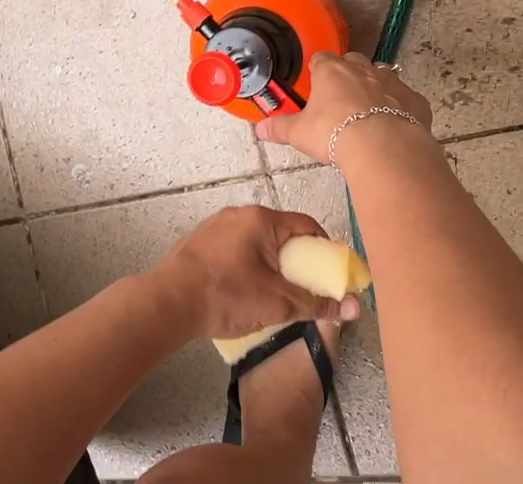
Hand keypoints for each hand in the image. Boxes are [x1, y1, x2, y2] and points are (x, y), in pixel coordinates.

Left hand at [146, 205, 359, 340]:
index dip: (325, 249)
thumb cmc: (226, 295)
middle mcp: (238, 214)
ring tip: (280, 297)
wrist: (168, 302)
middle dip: (299, 262)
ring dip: (273, 267)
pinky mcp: (201, 243)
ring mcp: (216, 227)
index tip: (333, 275)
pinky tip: (248, 293)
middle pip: (282, 234)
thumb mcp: (278, 303)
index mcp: (260, 219)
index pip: (306, 225)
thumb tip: (354, 307)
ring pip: (258, 244)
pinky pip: (237, 250)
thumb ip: (317, 303)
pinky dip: (250, 268)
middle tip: (309, 291)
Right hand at [257, 51, 434, 165]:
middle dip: (349, 74)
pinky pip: (407, 99)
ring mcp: (391, 82)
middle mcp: (362, 69)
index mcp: (331, 71)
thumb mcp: (299, 133)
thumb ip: (279, 128)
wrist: (383, 148)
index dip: (318, 70)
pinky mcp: (415, 101)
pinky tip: (395, 126)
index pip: (321, 59)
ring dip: (376, 87)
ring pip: (383, 75)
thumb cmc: (334, 133)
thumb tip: (260, 130)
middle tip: (341, 99)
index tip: (316, 83)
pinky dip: (402, 108)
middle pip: (354, 62)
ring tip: (368, 111)